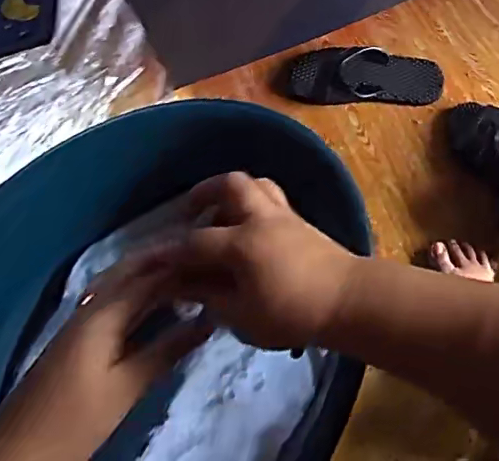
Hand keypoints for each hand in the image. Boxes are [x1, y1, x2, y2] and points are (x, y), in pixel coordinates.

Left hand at [0, 257, 210, 460]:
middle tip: (204, 253)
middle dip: (168, 257)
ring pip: (122, 279)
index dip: (186, 262)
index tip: (217, 257)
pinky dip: (139, 289)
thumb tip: (208, 320)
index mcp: (105, 311)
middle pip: (134, 268)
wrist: (16, 452)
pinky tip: (154, 298)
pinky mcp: (78, 334)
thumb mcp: (125, 389)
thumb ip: (165, 350)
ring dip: (153, 270)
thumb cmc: (74, 421)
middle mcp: (92, 304)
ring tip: (188, 269)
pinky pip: (115, 295)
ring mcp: (82, 317)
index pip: (152, 274)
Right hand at [156, 172, 360, 350]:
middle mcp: (261, 216)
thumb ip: (210, 294)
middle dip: (204, 191)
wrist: (347, 299)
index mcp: (243, 242)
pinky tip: (248, 224)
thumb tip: (182, 283)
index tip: (152, 256)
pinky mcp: (299, 219)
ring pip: (254, 184)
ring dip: (232, 192)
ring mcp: (283, 213)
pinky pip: (270, 196)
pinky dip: (252, 201)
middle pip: (230, 185)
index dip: (172, 249)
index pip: (198, 241)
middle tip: (189, 208)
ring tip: (220, 212)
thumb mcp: (242, 315)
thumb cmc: (292, 312)